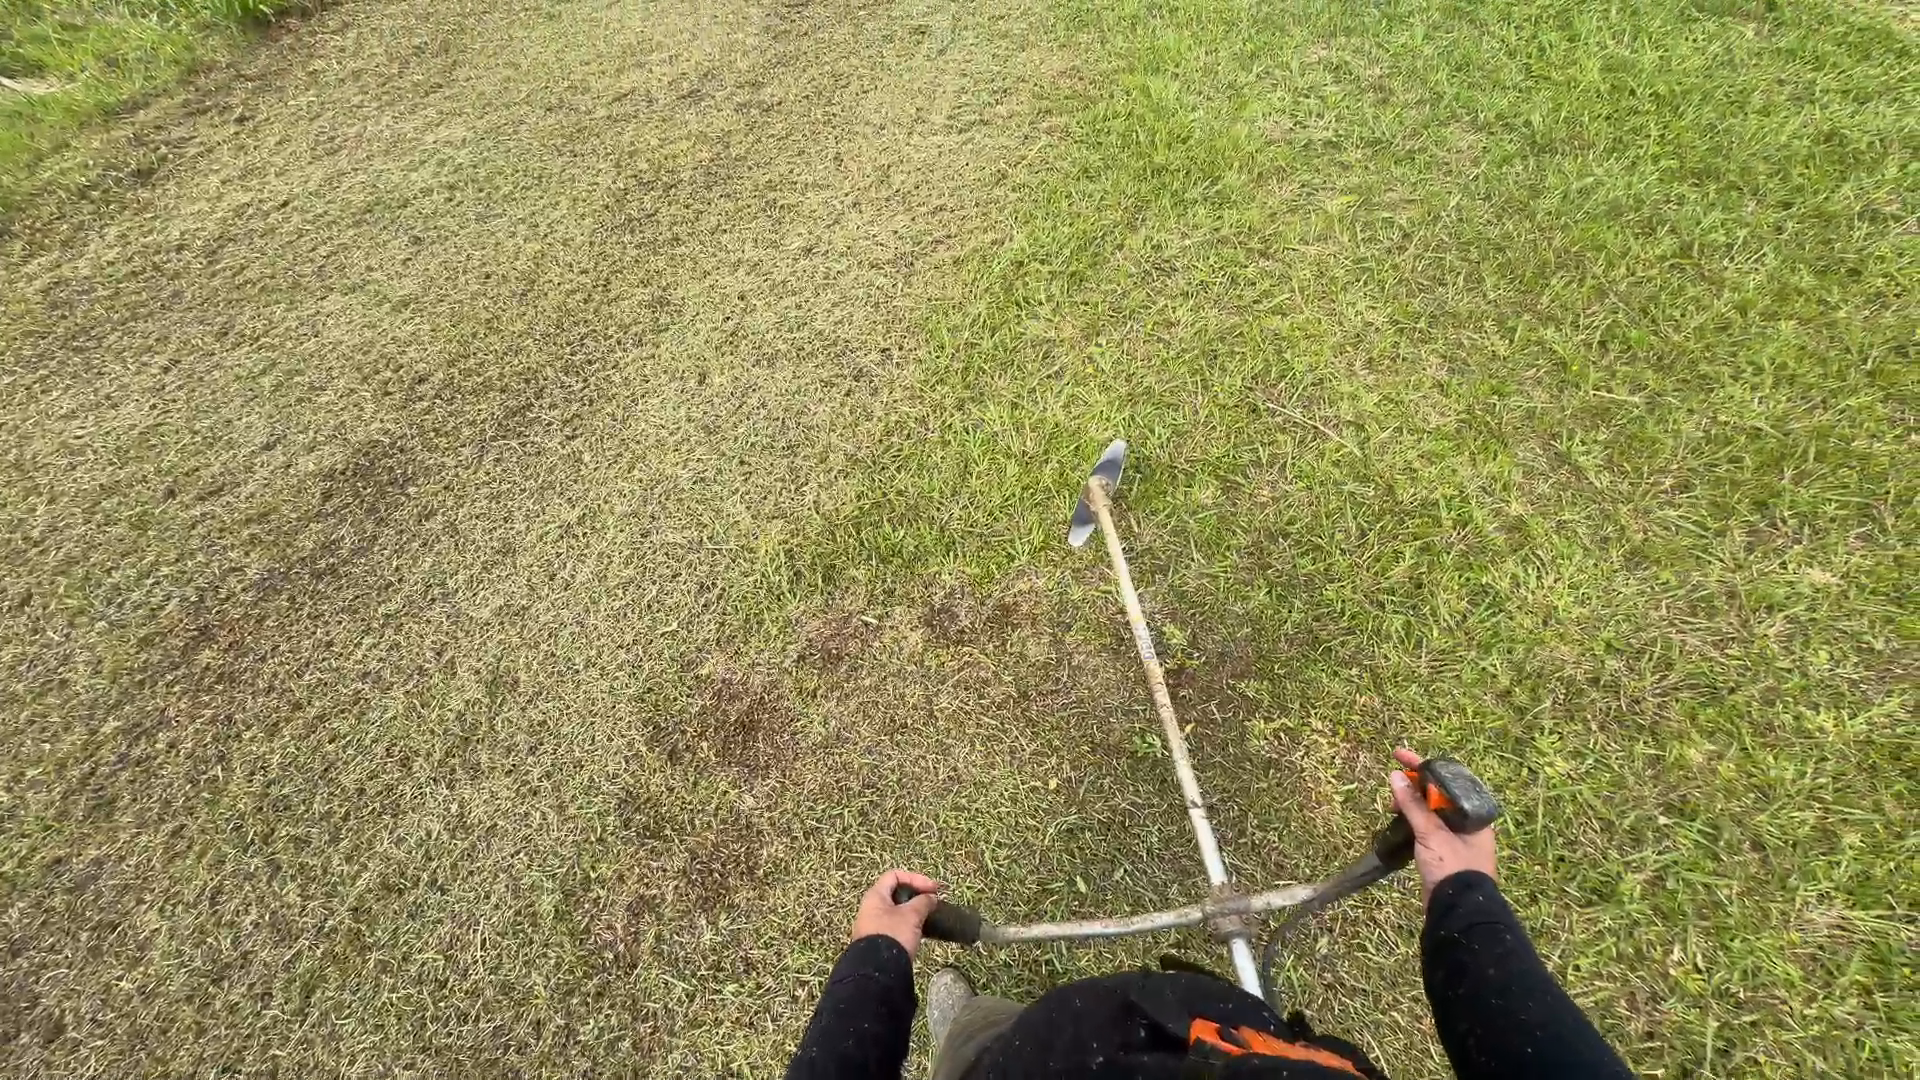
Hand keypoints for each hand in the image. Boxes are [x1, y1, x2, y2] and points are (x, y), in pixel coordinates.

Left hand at [850, 869, 943, 955]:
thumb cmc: (893, 936)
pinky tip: (920, 932)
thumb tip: (931, 898)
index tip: (932, 889)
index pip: (895, 875)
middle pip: (896, 893)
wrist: (878, 973)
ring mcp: (873, 925)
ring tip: (928, 917)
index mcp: (875, 896)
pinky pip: (896, 925)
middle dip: (916, 895)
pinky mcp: (878, 941)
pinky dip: (909, 924)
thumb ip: (923, 902)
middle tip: (931, 901)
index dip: (915, 878)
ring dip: (914, 911)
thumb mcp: (912, 915)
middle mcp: (871, 908)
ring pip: (897, 911)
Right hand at [1390, 748, 1496, 905]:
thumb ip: (1413, 804)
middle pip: (1437, 794)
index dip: (1422, 765)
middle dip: (1412, 786)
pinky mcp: (1444, 851)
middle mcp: (1468, 824)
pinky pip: (1425, 825)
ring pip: (1429, 810)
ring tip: (1392, 807)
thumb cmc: (1452, 867)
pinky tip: (1399, 821)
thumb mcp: (1431, 833)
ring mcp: (1456, 838)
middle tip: (1393, 787)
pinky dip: (1411, 819)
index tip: (1398, 754)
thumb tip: (1395, 775)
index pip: (1447, 781)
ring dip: (1410, 804)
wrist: (1459, 910)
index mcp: (1474, 816)